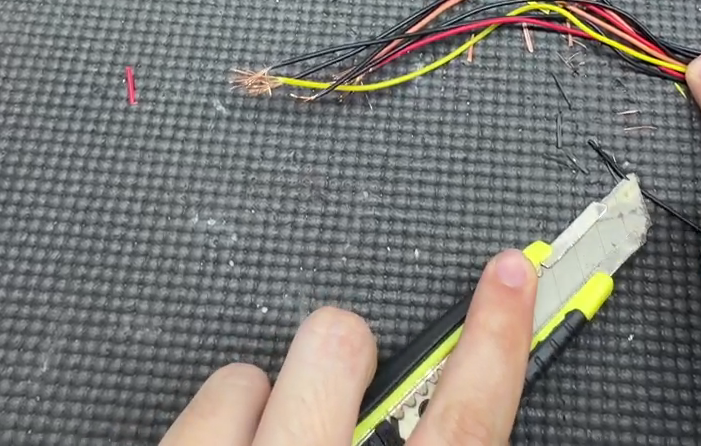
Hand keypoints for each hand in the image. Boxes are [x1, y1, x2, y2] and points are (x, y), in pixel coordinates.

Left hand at [159, 249, 538, 445]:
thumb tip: (451, 410)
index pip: (466, 427)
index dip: (495, 339)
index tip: (511, 272)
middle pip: (335, 346)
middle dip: (337, 357)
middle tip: (326, 408)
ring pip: (243, 376)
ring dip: (257, 417)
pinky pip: (189, 415)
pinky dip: (203, 441)